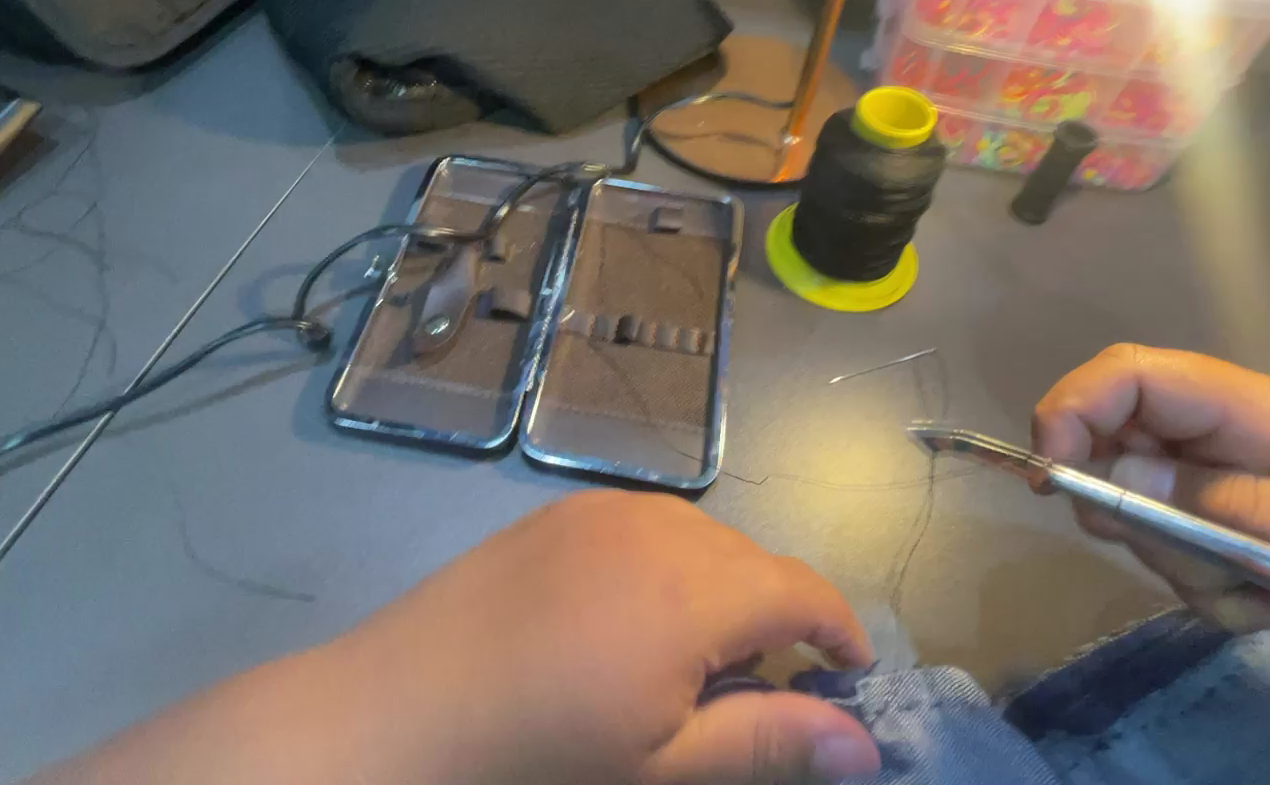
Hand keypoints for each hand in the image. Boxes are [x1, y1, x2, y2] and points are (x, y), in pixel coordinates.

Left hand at [31, 491, 880, 784]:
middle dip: (778, 612)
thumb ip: (766, 740)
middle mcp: (657, 528)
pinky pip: (648, 520)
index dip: (838, 627)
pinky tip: (636, 606)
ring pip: (702, 534)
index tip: (851, 670)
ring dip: (723, 581)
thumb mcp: (661, 766)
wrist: (405, 702)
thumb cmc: (540, 750)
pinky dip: (671, 557)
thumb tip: (864, 742)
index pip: (799, 590)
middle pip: (753, 557)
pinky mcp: (563, 509)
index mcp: (693, 590)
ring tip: (696, 648)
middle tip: (762, 681)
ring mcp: (604, 509)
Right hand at [1034, 344, 1269, 745]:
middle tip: (1170, 557)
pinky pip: (1186, 549)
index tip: (1054, 475)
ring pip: (1149, 501)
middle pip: (1126, 437)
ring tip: (1264, 601)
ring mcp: (1257, 490)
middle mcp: (1254, 443)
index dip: (1076, 406)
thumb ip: (1255, 510)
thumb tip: (1124, 472)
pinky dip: (1209, 589)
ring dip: (1177, 558)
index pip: (1141, 374)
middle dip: (1121, 498)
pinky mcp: (1262, 535)